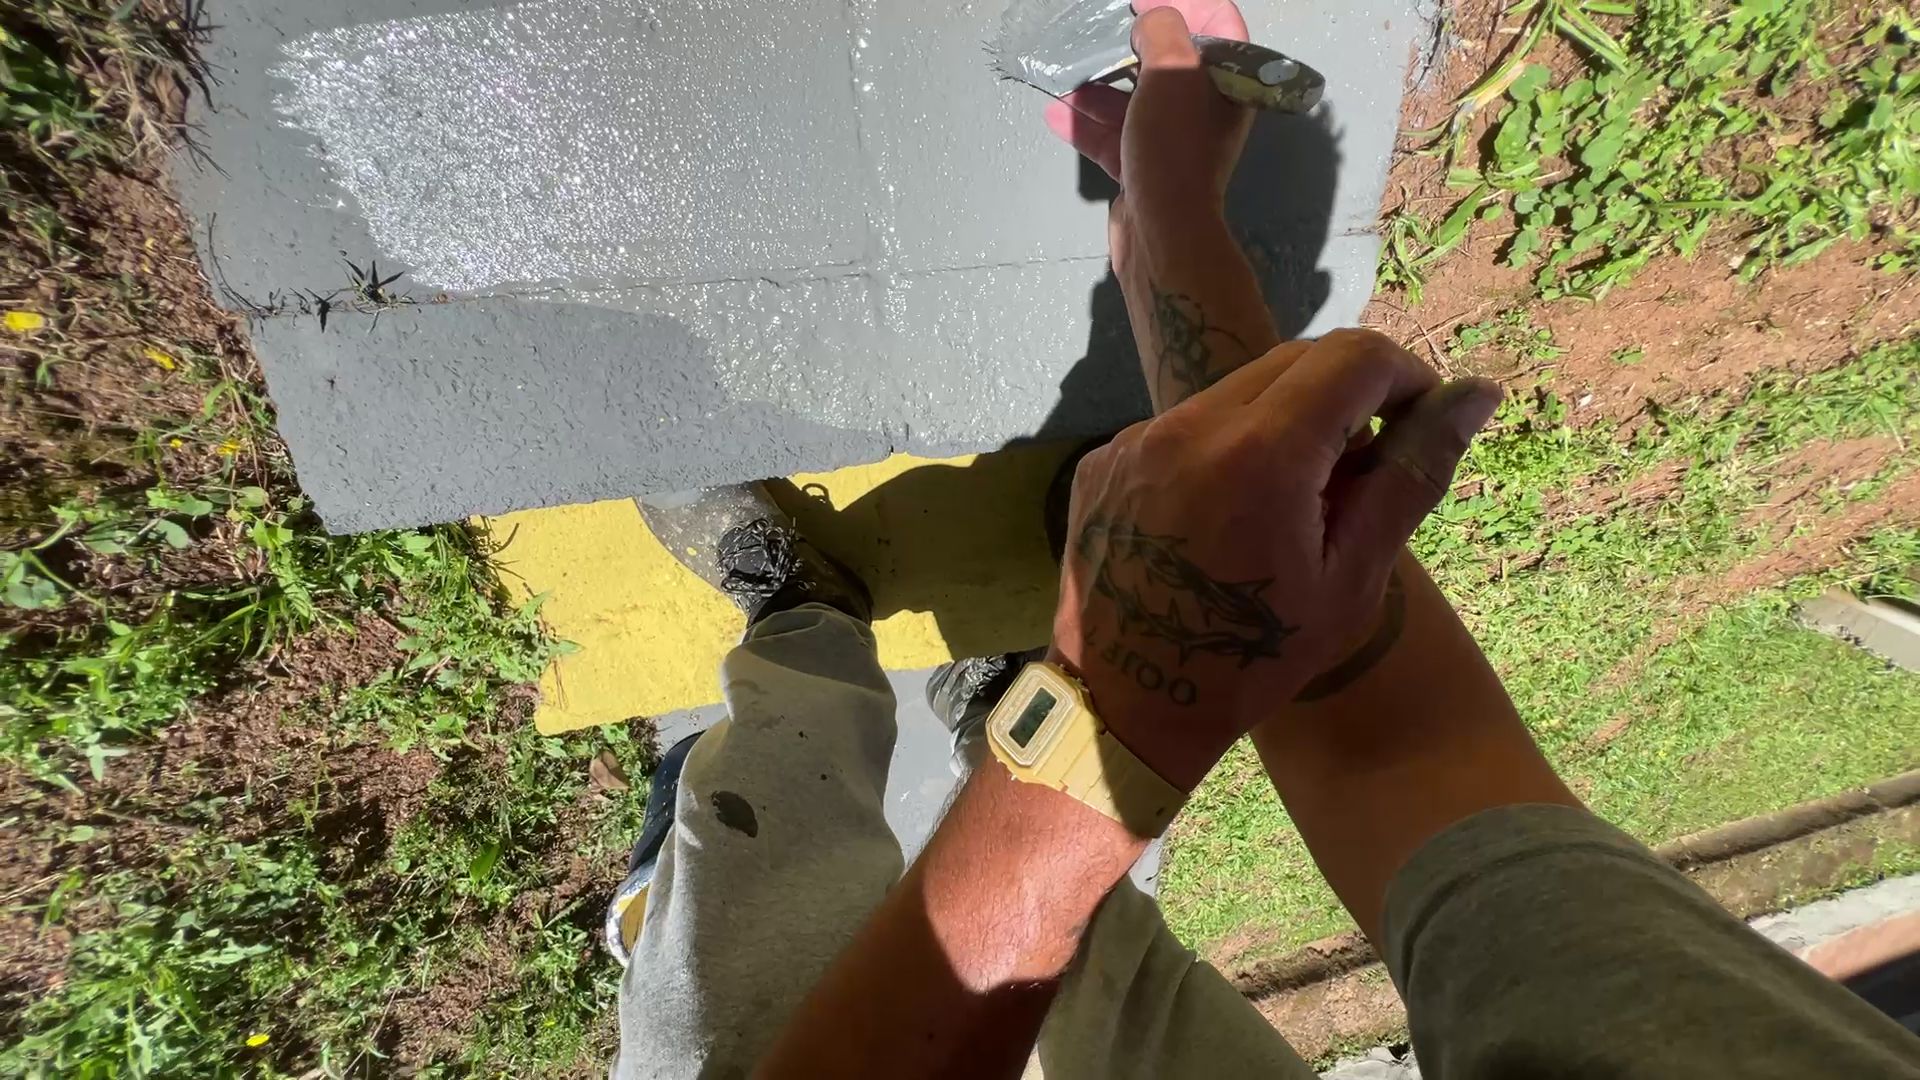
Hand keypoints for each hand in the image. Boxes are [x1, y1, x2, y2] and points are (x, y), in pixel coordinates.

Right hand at [1043, 0, 1254, 266]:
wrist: (1160, 232)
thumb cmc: (1174, 147)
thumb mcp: (1171, 72)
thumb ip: (1160, 31)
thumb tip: (1149, 20)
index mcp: (1228, 81)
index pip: (1215, 23)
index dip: (1181, 4)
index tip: (1140, 3)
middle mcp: (1202, 110)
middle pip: (1166, 64)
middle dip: (1129, 48)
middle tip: (1100, 32)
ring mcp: (1169, 143)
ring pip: (1132, 103)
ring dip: (1097, 88)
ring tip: (1066, 73)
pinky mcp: (1140, 171)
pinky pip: (1112, 138)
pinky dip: (1085, 126)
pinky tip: (1056, 113)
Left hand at [1049, 331, 1504, 790]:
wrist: (1123, 699)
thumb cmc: (1250, 658)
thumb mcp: (1350, 578)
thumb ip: (1411, 475)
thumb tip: (1475, 393)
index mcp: (1257, 454)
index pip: (1353, 355)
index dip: (1404, 377)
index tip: (1412, 424)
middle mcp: (1185, 427)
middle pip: (1291, 361)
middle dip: (1342, 397)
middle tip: (1351, 472)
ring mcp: (1133, 441)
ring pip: (1232, 391)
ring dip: (1277, 422)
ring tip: (1280, 503)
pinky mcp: (1101, 461)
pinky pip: (1180, 427)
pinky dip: (1217, 448)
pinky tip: (1215, 515)